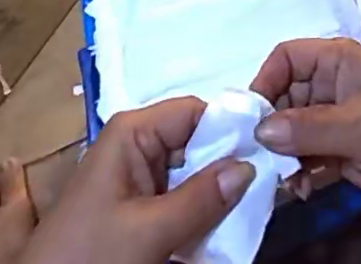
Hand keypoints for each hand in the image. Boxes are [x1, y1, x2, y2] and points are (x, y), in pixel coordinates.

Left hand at [20, 96, 254, 263]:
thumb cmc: (90, 253)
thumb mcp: (148, 231)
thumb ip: (200, 199)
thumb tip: (248, 164)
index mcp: (133, 131)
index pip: (193, 112)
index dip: (229, 128)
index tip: (268, 152)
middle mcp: (137, 144)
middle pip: (195, 142)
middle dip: (227, 165)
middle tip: (270, 188)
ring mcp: (138, 176)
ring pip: (192, 174)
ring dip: (217, 195)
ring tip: (255, 209)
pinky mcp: (139, 207)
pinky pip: (180, 200)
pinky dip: (201, 215)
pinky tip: (224, 230)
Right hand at [249, 38, 360, 215]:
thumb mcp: (358, 124)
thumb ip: (308, 127)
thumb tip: (261, 130)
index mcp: (337, 59)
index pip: (287, 57)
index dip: (267, 79)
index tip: (252, 113)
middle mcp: (331, 83)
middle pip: (286, 94)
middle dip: (273, 123)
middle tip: (260, 152)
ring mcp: (335, 118)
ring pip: (293, 127)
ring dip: (284, 151)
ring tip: (280, 176)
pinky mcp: (339, 149)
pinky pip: (306, 153)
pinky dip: (298, 169)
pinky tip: (297, 187)